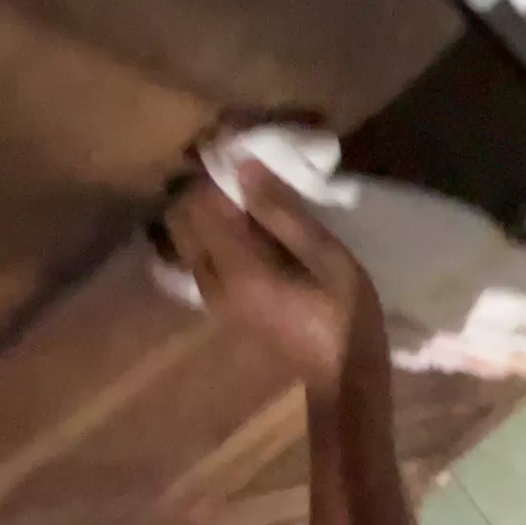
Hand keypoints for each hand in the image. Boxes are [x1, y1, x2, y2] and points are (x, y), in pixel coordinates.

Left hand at [165, 163, 384, 389]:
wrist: (342, 373)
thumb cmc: (345, 313)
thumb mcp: (329, 258)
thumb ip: (285, 214)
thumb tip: (245, 167)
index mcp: (237, 266)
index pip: (200, 202)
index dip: (217, 171)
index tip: (248, 151)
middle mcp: (209, 278)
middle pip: (180, 217)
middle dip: (204, 187)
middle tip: (247, 171)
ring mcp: (211, 294)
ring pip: (184, 236)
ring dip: (207, 208)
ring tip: (251, 196)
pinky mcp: (221, 302)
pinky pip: (198, 253)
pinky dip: (213, 230)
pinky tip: (251, 229)